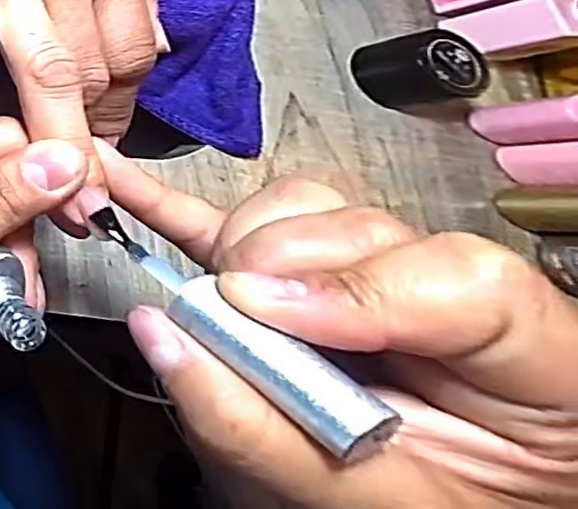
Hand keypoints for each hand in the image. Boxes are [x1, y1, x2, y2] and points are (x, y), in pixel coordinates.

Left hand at [0, 127, 87, 397]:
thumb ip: (0, 199)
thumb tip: (63, 155)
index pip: (1, 137)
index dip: (50, 172)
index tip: (85, 217)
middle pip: (9, 177)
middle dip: (28, 229)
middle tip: (28, 274)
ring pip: (6, 215)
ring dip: (17, 259)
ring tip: (8, 296)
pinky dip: (2, 270)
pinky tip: (1, 300)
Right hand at [102, 144, 577, 507]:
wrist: (379, 500)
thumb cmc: (400, 505)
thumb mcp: (348, 497)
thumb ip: (258, 428)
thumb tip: (156, 329)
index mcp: (538, 376)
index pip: (468, 285)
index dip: (358, 286)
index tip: (260, 308)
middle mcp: (457, 302)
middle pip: (367, 232)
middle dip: (276, 264)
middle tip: (226, 311)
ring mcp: (364, 270)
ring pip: (302, 208)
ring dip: (235, 244)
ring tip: (212, 296)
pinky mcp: (287, 262)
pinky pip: (229, 217)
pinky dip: (169, 203)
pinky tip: (121, 180)